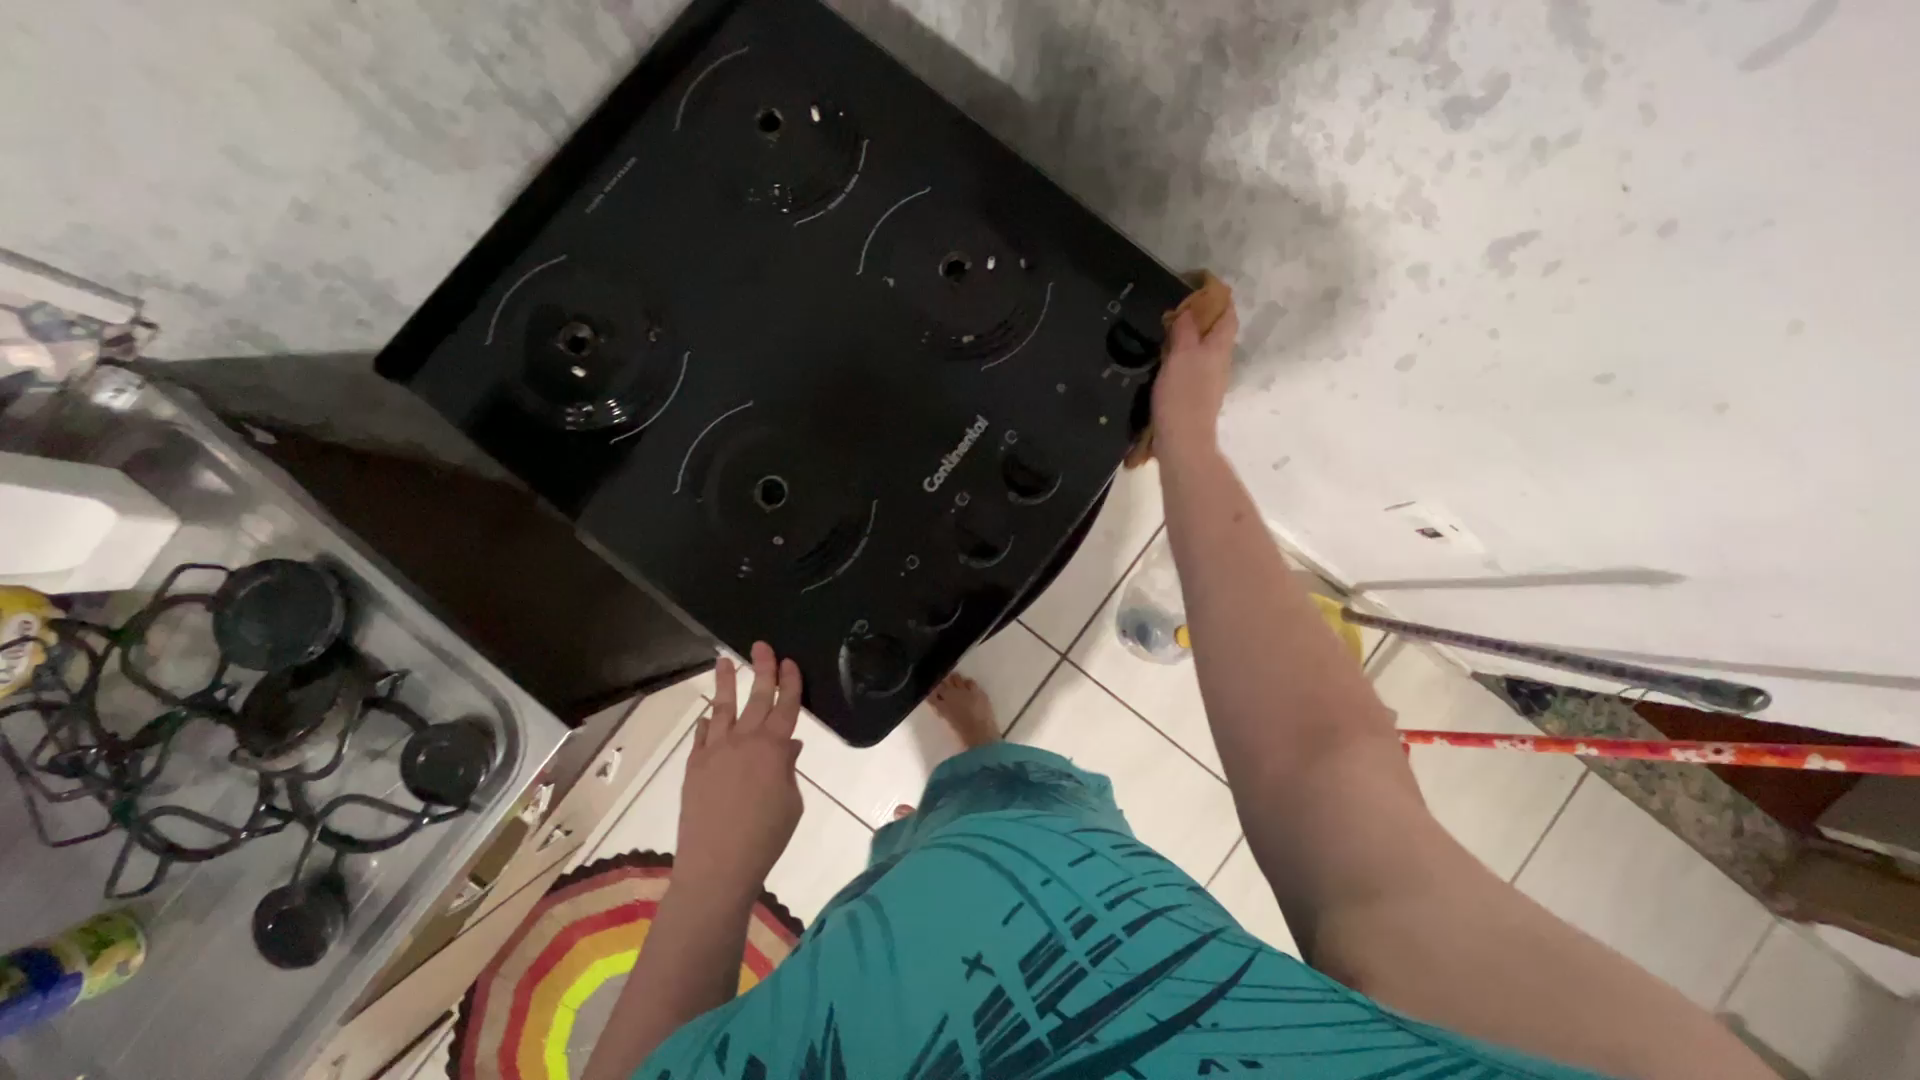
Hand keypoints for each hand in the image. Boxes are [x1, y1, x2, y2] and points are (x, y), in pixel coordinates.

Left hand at [674, 642, 804, 902]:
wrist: (718, 864)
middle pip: (756, 697)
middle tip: (762, 645)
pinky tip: (709, 716)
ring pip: (723, 708)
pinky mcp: (695, 766)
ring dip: (726, 683)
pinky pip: (702, 736)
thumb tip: (788, 746)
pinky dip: (708, 723)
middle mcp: (745, 741)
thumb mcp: (791, 803)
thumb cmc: (766, 837)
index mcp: (775, 749)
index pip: (786, 706)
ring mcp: (715, 751)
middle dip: (762, 669)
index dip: (790, 682)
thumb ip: (788, 770)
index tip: (790, 661)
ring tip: (724, 661)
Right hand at [1152, 303, 1238, 458]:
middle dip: (1203, 315)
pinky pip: (1195, 365)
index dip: (1218, 297)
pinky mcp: (1198, 395)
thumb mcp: (1181, 355)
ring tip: (1169, 328)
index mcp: (1220, 348)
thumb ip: (1186, 330)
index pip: (1227, 314)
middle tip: (1179, 305)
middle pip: (1218, 331)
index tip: (1198, 284)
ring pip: (1206, 349)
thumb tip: (1190, 309)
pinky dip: (1185, 354)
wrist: (1183, 440)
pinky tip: (1168, 357)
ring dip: (1192, 336)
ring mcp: (1211, 380)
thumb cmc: (1183, 395)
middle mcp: (1221, 361)